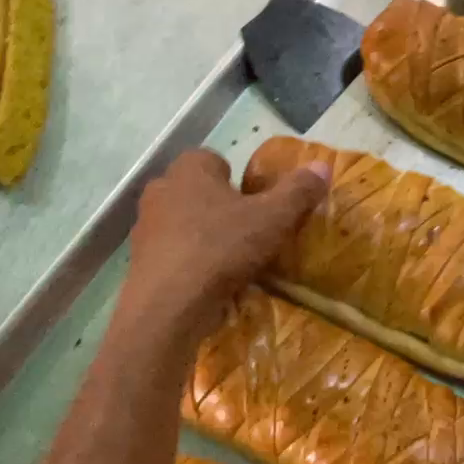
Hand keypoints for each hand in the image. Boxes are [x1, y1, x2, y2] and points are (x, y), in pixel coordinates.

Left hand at [118, 149, 326, 344]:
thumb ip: (298, 191)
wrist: (170, 303)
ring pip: (185, 223)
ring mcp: (146, 226)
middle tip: (251, 231)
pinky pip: (176, 253)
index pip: (214, 159)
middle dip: (222, 207)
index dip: (238, 178)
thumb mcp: (274, 218)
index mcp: (190, 170)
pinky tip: (214, 282)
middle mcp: (162, 190)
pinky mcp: (142, 260)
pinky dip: (193, 262)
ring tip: (236, 261)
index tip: (258, 203)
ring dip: (207, 236)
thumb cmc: (223, 248)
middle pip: (199, 192)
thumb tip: (322, 166)